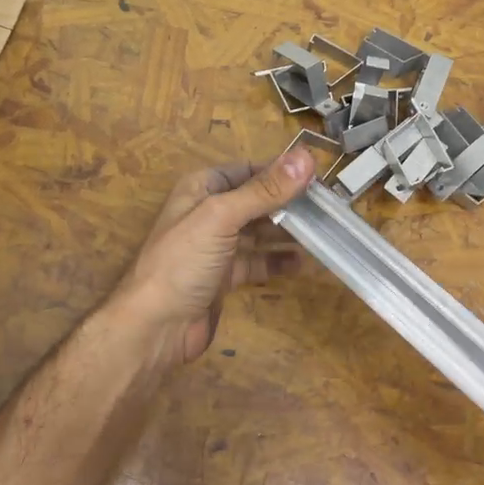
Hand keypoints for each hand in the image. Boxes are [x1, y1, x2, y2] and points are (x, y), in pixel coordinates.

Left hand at [107, 152, 315, 367]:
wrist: (154, 326)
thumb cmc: (183, 261)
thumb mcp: (222, 217)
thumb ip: (264, 190)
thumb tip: (305, 158)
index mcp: (202, 188)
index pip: (249, 170)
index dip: (281, 172)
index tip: (319, 178)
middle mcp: (209, 212)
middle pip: (256, 200)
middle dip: (288, 204)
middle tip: (329, 210)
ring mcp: (216, 246)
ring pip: (258, 232)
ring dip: (287, 232)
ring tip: (323, 233)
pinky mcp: (223, 277)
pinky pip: (256, 262)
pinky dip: (276, 261)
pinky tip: (302, 263)